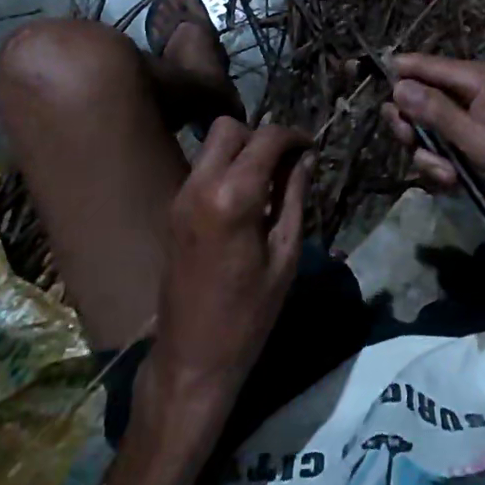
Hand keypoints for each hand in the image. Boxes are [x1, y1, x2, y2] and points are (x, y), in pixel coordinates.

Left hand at [146, 118, 309, 417]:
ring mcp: (181, 196)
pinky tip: (247, 201)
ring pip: (212, 147)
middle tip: (286, 165)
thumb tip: (305, 159)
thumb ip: (294, 197)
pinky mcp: (173, 210)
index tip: (311, 147)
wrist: (192, 355)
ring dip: (242, 152)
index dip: (293, 136)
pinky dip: (226, 169)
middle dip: (261, 136)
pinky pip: (202, 170)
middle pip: (229, 128)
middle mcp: (200, 185)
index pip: (265, 138)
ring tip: (270, 184)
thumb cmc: (249, 313)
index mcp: (233, 196)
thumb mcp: (284, 255)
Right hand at [379, 54, 484, 216]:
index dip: (396, 72)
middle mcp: (464, 95)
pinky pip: (429, 152)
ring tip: (446, 173)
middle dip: (410, 125)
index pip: (423, 65)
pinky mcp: (457, 147)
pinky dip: (436, 169)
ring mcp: (460, 122)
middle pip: (413, 98)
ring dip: (426, 155)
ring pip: (418, 130)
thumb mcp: (478, 139)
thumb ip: (437, 113)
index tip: (360, 73)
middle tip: (411, 141)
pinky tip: (453, 182)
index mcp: (475, 80)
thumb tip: (398, 87)